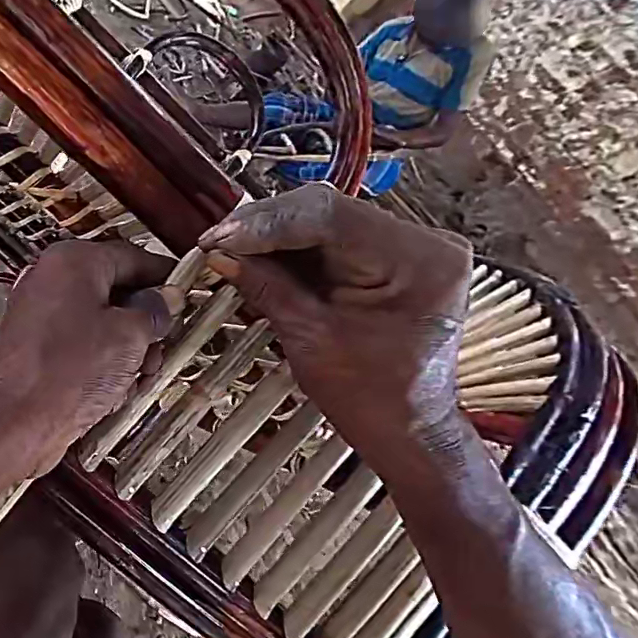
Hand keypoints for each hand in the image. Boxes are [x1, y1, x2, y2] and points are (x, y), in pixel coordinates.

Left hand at [0, 240, 172, 477]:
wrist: (14, 421)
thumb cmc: (61, 372)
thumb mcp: (129, 335)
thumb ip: (154, 311)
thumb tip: (165, 301)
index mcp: (71, 262)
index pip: (133, 257)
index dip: (165, 278)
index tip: (189, 295)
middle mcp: (49, 282)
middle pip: (116, 293)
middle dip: (145, 324)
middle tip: (163, 346)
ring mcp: (39, 316)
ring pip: (101, 325)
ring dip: (128, 351)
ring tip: (137, 376)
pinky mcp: (36, 349)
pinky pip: (82, 349)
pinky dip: (103, 366)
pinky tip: (115, 390)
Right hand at [197, 184, 472, 476]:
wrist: (407, 428)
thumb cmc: (370, 395)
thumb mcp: (309, 337)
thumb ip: (266, 286)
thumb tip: (220, 254)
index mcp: (417, 260)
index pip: (329, 217)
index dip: (264, 224)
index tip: (216, 239)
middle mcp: (422, 242)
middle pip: (325, 210)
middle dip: (263, 225)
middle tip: (214, 242)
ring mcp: (405, 248)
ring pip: (321, 219)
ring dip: (268, 233)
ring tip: (225, 248)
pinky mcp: (385, 259)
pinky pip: (326, 240)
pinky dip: (285, 247)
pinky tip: (252, 255)